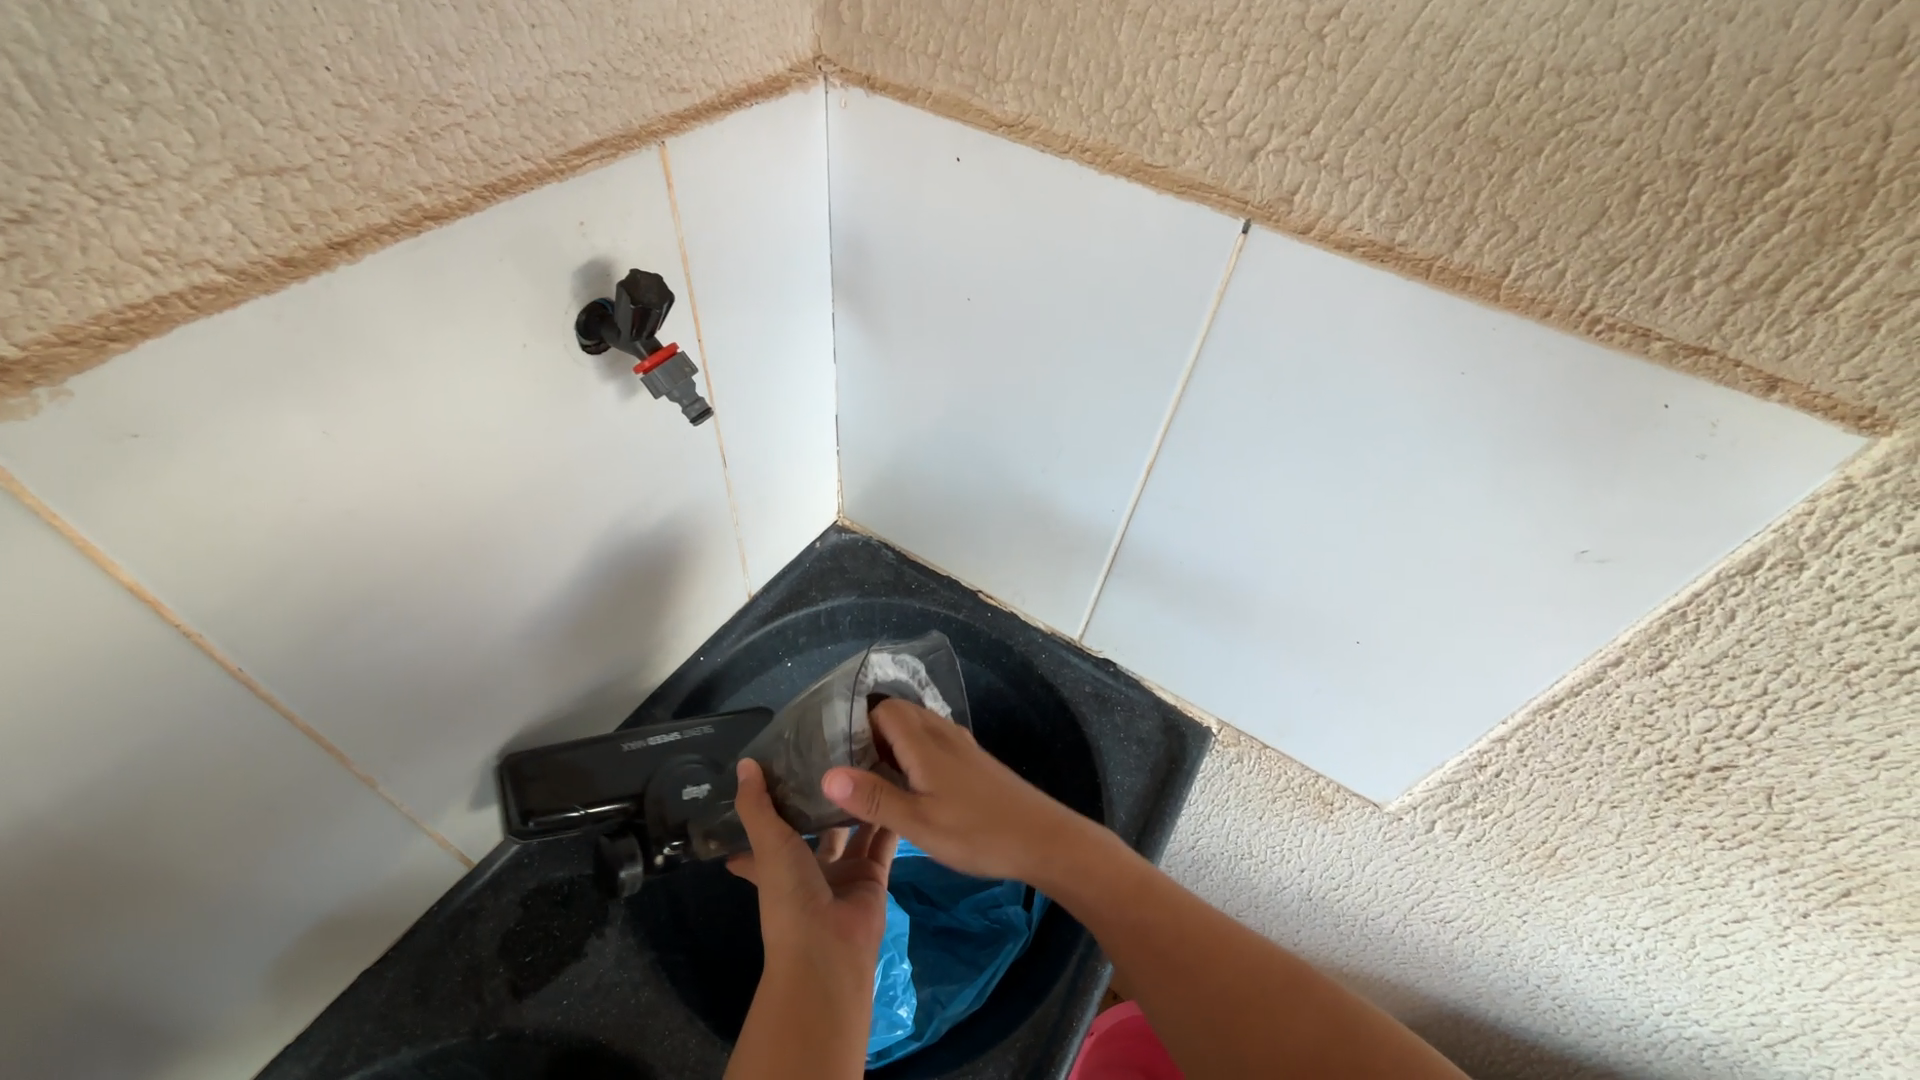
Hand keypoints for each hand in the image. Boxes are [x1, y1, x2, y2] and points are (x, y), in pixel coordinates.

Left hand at [727, 758, 895, 978]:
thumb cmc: (789, 894)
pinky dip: (890, 819)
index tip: (780, 766)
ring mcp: (843, 872)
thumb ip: (756, 805)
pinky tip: (898, 785)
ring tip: (872, 758)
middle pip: (817, 825)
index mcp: (777, 861)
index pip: (769, 827)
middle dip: (825, 795)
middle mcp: (809, 866)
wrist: (828, 947)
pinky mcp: (873, 876)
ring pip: (853, 830)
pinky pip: (883, 843)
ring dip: (860, 802)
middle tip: (840, 749)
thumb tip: (745, 763)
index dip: (771, 802)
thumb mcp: (767, 844)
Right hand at [820, 698, 1095, 884]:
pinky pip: (935, 744)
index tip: (840, 757)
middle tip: (854, 773)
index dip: (858, 726)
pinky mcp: (975, 763)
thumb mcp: (918, 823)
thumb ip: (873, 798)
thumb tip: (826, 773)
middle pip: (900, 714)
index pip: (883, 709)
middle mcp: (944, 735)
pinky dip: (916, 756)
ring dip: (895, 746)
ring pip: (919, 729)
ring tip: (877, 783)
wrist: (1044, 839)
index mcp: (926, 743)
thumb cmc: (978, 833)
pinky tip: (913, 790)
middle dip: (872, 735)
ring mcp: (963, 747)